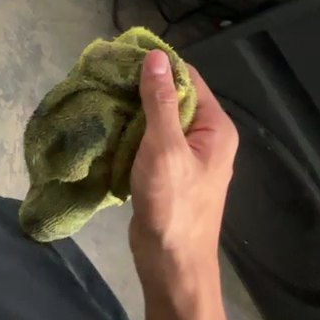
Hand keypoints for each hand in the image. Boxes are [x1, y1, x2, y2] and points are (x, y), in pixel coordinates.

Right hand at [129, 50, 239, 317]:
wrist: (170, 263)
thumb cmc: (172, 204)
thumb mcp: (164, 146)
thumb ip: (160, 100)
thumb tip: (156, 56)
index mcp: (216, 128)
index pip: (188, 78)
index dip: (158, 65)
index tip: (122, 57)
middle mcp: (206, 137)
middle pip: (174, 96)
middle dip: (141, 86)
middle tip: (106, 77)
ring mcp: (188, 156)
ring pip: (159, 118)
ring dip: (133, 108)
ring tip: (102, 96)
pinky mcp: (169, 170)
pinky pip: (150, 138)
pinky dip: (131, 130)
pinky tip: (109, 125)